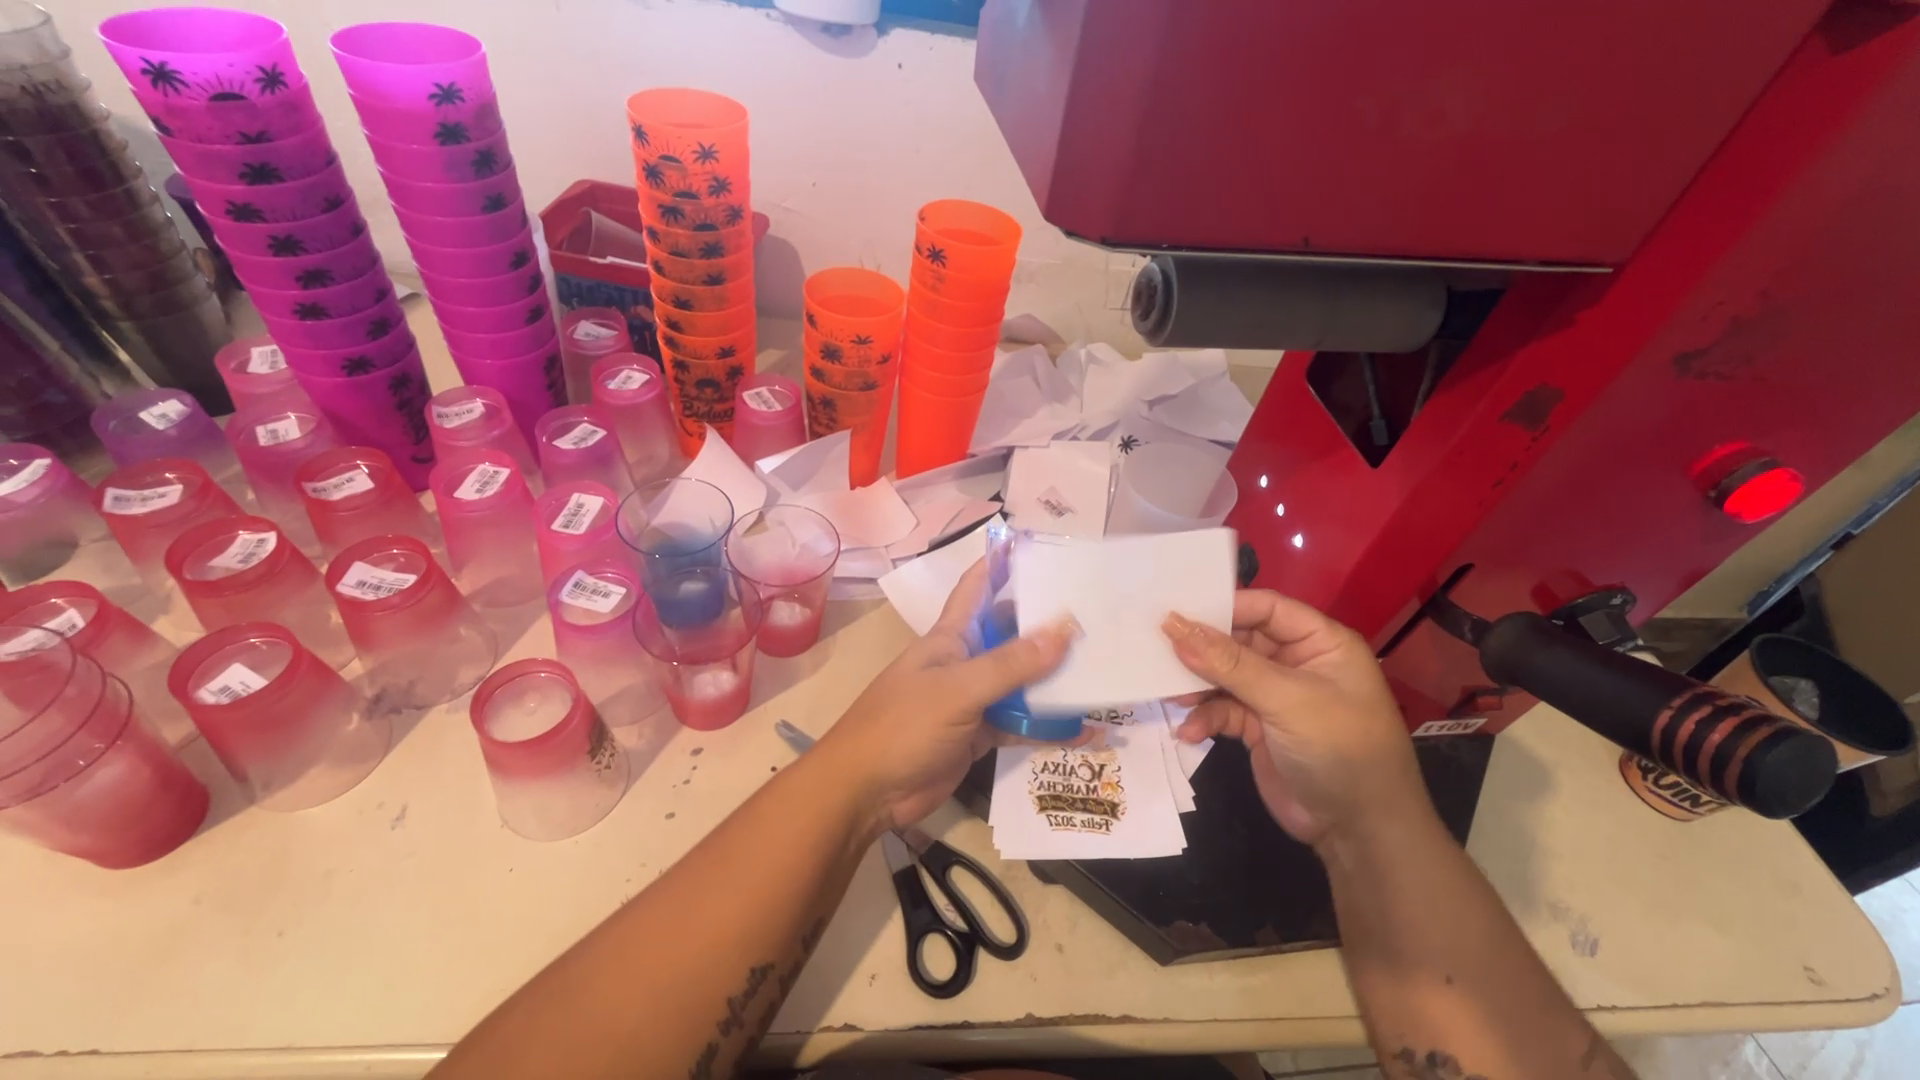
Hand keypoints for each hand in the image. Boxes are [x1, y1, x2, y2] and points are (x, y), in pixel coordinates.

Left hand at [817, 559, 1075, 833]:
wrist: (865, 790)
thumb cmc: (902, 727)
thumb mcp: (958, 690)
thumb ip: (1010, 665)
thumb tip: (1064, 631)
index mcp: (950, 638)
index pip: (976, 587)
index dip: (1000, 563)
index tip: (1038, 545)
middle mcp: (964, 662)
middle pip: (1010, 636)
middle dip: (1047, 626)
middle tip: (1098, 617)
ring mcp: (972, 700)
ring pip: (1021, 683)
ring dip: (1054, 682)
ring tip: (1103, 674)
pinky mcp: (979, 735)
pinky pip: (1020, 725)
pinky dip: (1047, 729)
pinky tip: (1084, 733)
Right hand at [1162, 591, 1433, 851]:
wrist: (1359, 831)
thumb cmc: (1339, 748)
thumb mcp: (1286, 699)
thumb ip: (1229, 663)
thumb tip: (1173, 625)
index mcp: (1320, 643)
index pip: (1267, 608)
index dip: (1225, 607)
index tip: (1177, 612)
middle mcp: (1298, 664)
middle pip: (1239, 641)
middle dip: (1203, 650)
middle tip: (1158, 651)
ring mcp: (1277, 698)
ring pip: (1226, 677)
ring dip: (1199, 686)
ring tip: (1172, 695)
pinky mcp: (1260, 729)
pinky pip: (1224, 711)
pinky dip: (1206, 719)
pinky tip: (1190, 732)